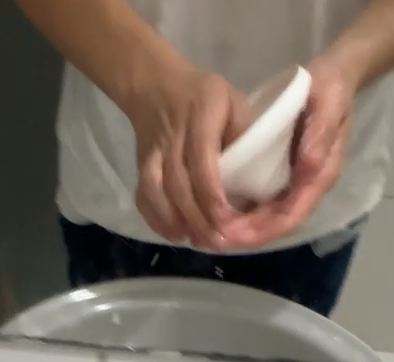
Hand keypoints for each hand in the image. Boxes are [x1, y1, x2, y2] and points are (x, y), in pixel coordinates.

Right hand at [127, 61, 250, 248]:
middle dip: (197, 218)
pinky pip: (143, 198)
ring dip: (175, 222)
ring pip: (157, 194)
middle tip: (216, 242)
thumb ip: (244, 135)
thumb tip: (253, 179)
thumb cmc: (205, 97)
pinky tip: (175, 234)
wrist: (157, 88)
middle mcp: (172, 138)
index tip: (225, 220)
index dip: (211, 195)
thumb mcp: (234, 102)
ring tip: (196, 241)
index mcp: (200, 117)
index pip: (202, 161)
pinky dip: (156, 220)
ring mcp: (152, 155)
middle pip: (179, 185)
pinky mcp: (140, 168)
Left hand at [226, 53, 360, 249]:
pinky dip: (240, 216)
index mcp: (320, 177)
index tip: (235, 234)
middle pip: (275, 226)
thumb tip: (309, 165)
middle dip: (246, 237)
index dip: (263, 231)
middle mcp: (306, 189)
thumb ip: (321, 133)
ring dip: (240, 232)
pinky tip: (216, 215)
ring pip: (266, 221)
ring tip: (211, 233)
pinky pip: (260, 206)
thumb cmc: (330, 88)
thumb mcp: (330, 101)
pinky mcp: (280, 180)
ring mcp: (293, 186)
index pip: (291, 217)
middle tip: (213, 239)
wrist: (332, 78)